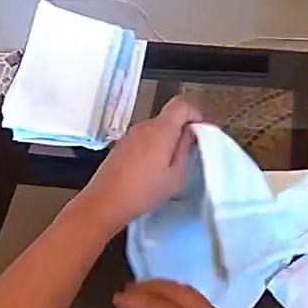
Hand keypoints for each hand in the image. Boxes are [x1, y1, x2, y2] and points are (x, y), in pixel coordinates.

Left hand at [68, 98, 201, 233]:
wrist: (105, 202)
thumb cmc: (143, 192)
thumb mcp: (175, 174)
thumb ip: (185, 148)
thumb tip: (189, 133)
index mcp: (160, 130)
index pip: (181, 104)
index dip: (195, 113)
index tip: (201, 130)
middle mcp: (144, 127)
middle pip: (169, 117)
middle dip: (182, 129)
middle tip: (190, 151)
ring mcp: (130, 135)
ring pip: (157, 128)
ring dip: (168, 139)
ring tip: (172, 164)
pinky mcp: (122, 144)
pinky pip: (144, 137)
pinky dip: (154, 146)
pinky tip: (154, 168)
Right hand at [115, 280, 301, 307]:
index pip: (156, 307)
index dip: (133, 301)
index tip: (114, 300)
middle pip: (174, 290)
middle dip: (147, 287)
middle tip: (124, 294)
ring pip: (188, 292)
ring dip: (163, 289)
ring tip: (141, 296)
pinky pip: (198, 300)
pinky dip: (177, 296)